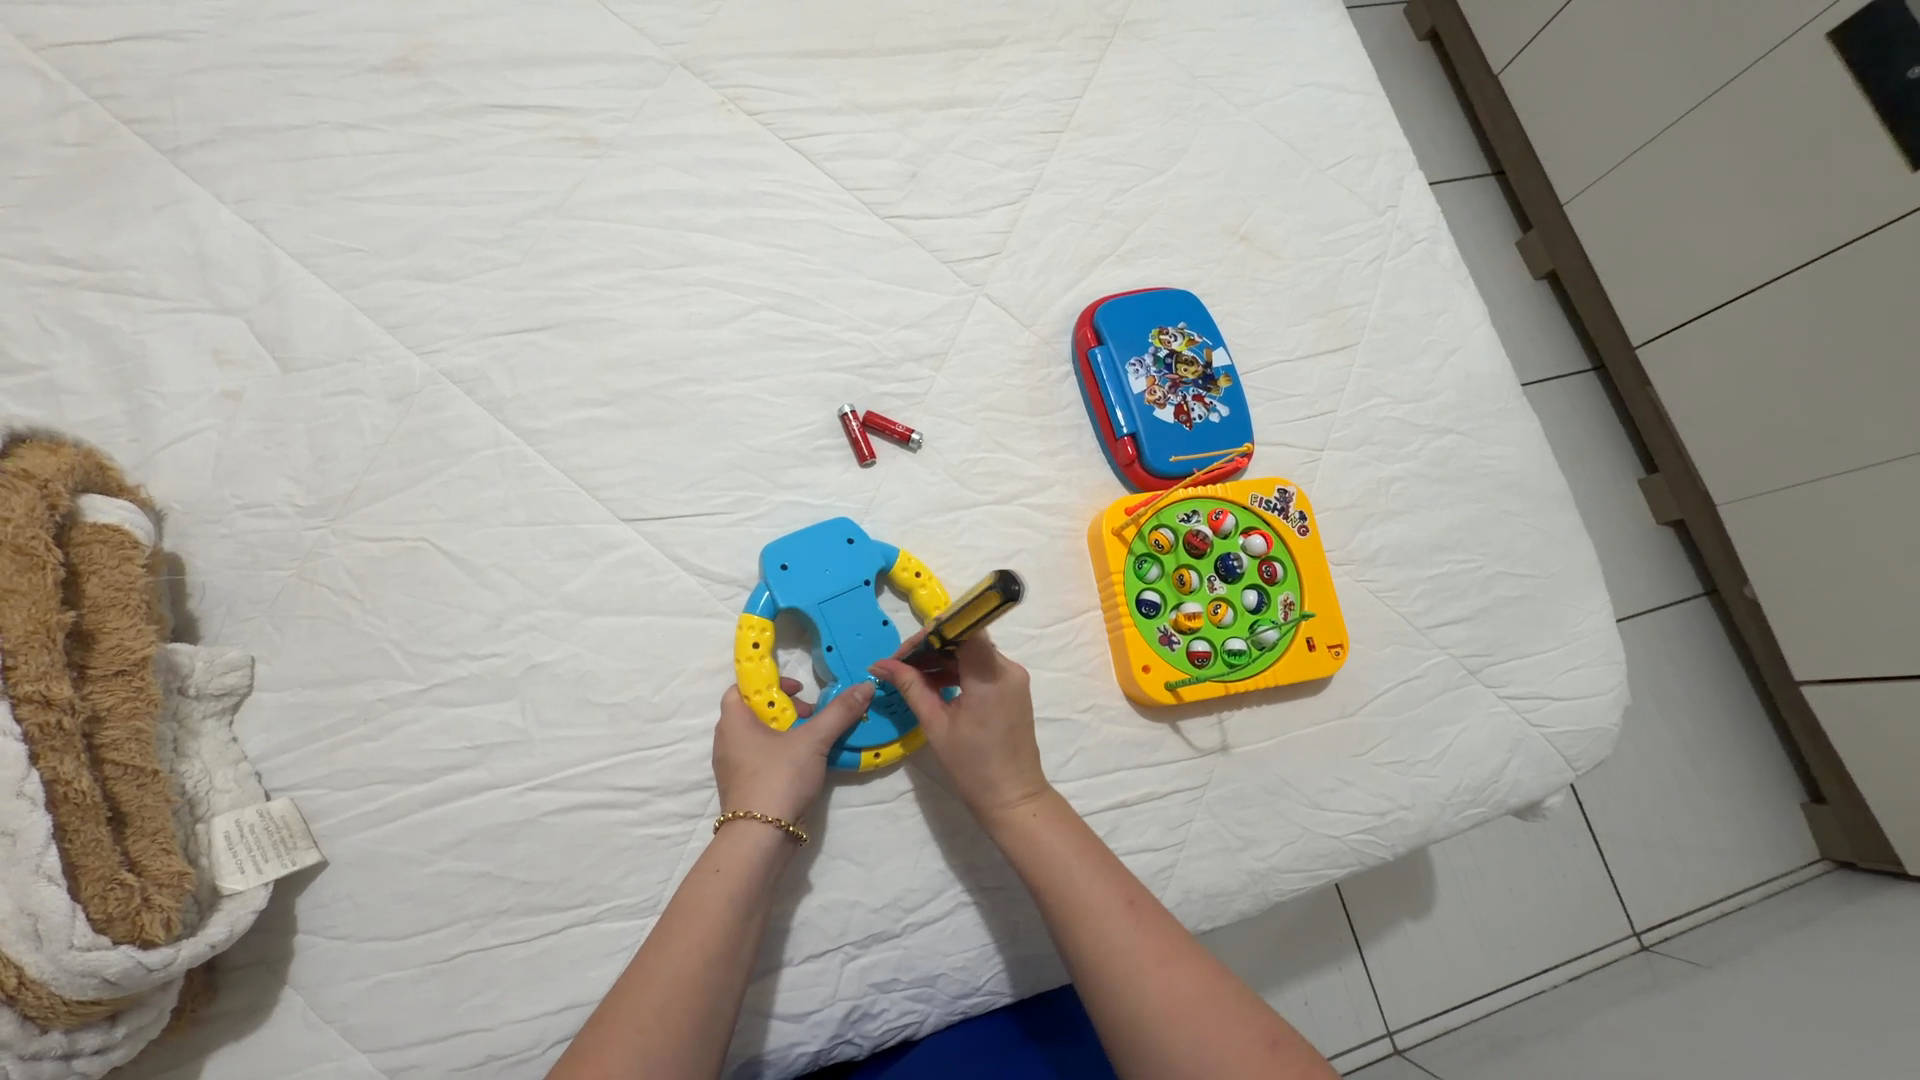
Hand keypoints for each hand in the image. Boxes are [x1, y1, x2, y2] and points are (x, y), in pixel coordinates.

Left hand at [713, 677, 871, 824]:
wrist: (761, 838)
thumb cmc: (779, 778)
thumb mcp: (813, 740)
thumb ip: (839, 712)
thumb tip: (866, 686)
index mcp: (734, 721)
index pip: (743, 687)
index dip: (770, 683)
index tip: (799, 690)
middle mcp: (727, 740)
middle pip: (756, 712)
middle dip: (787, 709)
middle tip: (812, 716)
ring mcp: (734, 766)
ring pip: (760, 737)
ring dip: (787, 733)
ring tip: (814, 740)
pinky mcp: (744, 787)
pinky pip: (762, 759)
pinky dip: (783, 754)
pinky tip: (807, 764)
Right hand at [871, 638, 1051, 826]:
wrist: (1012, 797)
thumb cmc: (972, 765)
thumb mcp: (935, 723)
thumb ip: (911, 686)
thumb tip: (881, 665)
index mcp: (990, 674)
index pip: (961, 629)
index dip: (930, 634)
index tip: (904, 653)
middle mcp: (1007, 667)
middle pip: (966, 639)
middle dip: (931, 647)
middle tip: (900, 665)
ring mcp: (1013, 677)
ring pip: (973, 652)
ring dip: (942, 659)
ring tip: (910, 676)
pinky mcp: (1012, 688)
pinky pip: (982, 667)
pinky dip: (958, 670)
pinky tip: (933, 683)